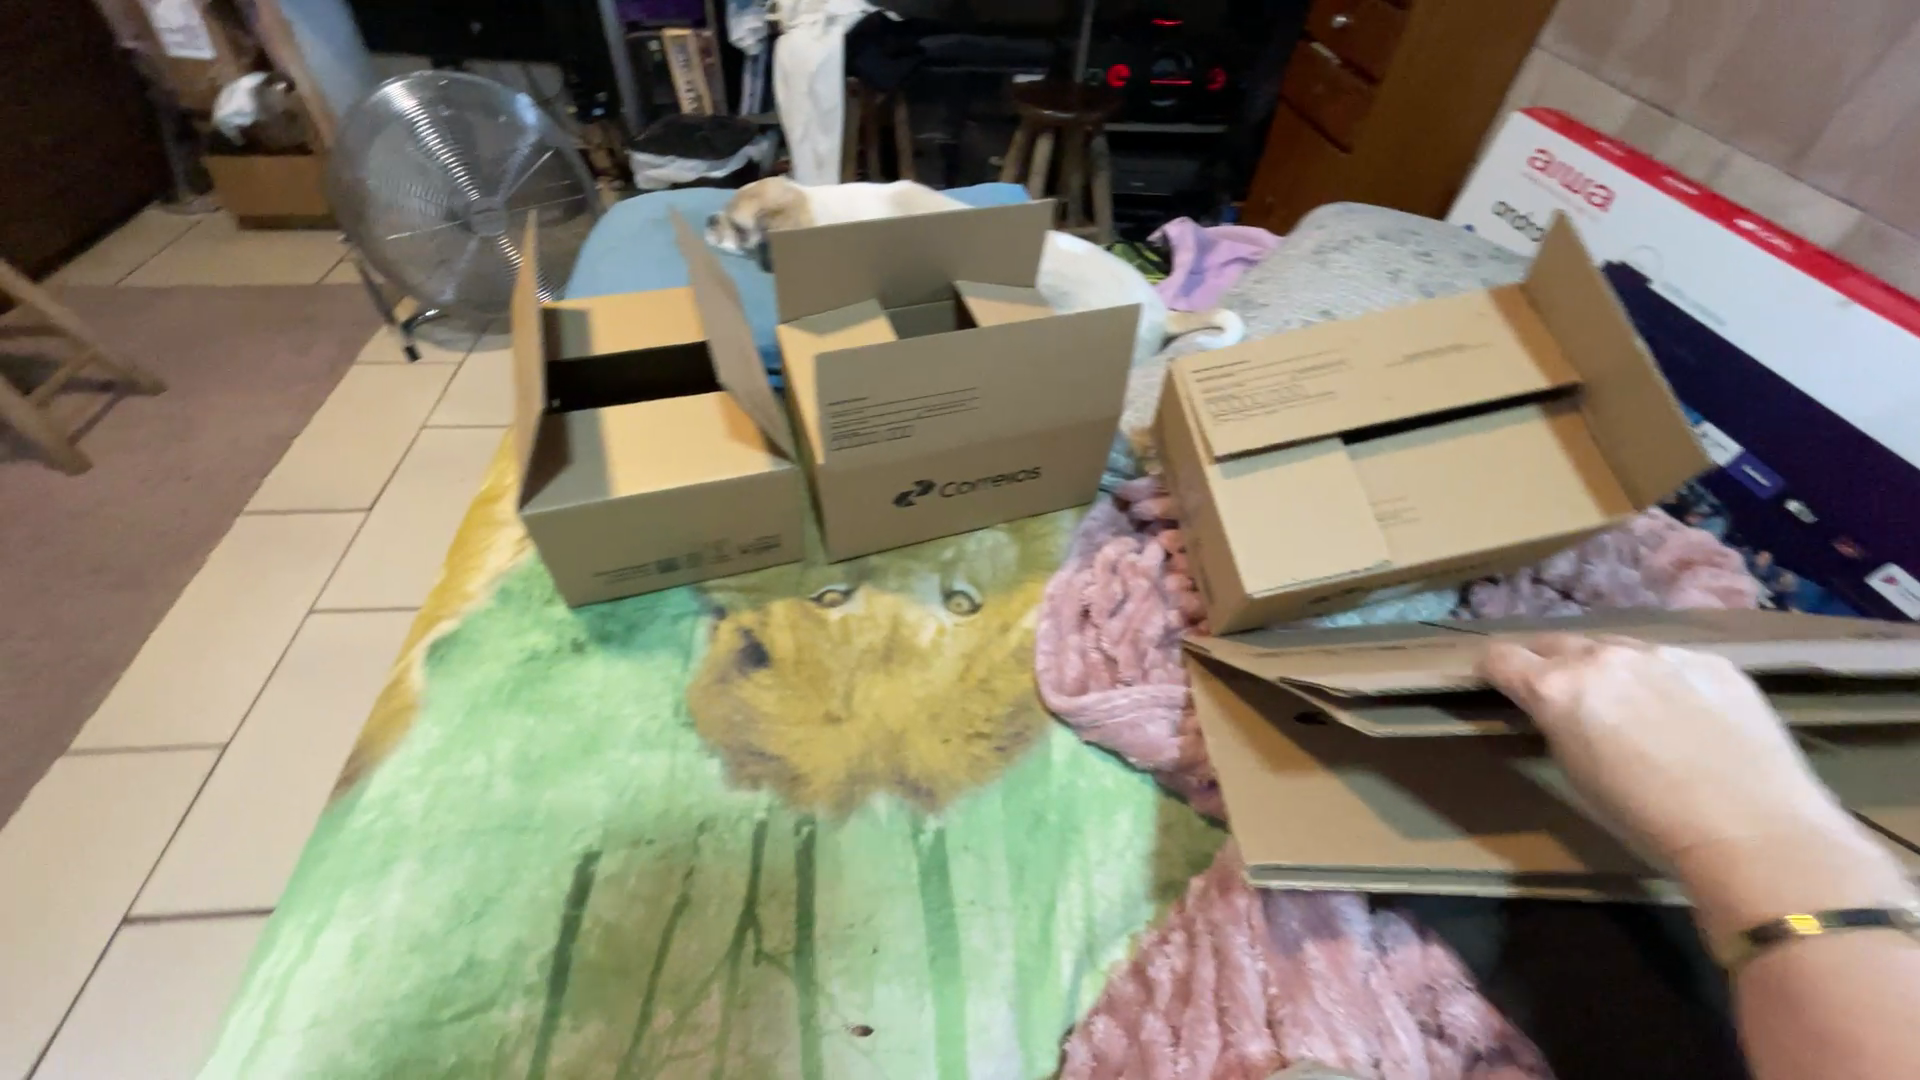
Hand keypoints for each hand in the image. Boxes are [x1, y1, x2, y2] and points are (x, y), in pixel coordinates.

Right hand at [1476, 634, 1852, 868]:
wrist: (1757, 833)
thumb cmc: (1646, 816)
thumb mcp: (1572, 769)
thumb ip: (1555, 722)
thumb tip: (1556, 708)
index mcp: (1554, 687)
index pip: (1498, 657)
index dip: (1493, 671)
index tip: (1499, 685)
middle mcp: (1600, 658)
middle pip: (1552, 643)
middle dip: (1548, 665)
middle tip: (1567, 699)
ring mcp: (1660, 655)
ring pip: (1613, 648)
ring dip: (1608, 670)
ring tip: (1634, 708)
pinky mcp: (1712, 663)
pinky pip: (1668, 661)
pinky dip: (1662, 680)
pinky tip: (1687, 717)